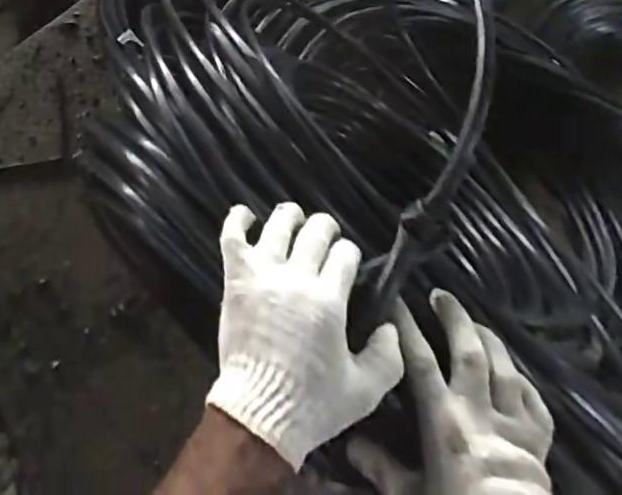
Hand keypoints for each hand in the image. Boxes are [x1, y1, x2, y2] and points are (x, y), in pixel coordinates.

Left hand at [205, 204, 404, 470]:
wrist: (261, 408)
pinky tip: (246, 214)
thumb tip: (389, 326)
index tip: (348, 257)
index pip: (344, 256)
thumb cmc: (314, 402)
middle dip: (325, 227)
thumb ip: (387, 356)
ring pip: (276, 227)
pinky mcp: (236, 277)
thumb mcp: (365, 389)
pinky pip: (232, 236)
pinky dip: (237, 219)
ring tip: (294, 215)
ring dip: (288, 216)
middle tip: (327, 231)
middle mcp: (295, 278)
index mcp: (328, 301)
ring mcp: (261, 274)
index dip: (349, 252)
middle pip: (313, 234)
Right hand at [347, 290, 552, 494]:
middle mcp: (477, 412)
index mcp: (443, 418)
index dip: (406, 325)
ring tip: (476, 321)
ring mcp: (512, 425)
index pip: (420, 359)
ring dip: (490, 341)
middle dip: (455, 320)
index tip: (394, 299)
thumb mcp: (409, 492)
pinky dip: (525, 384)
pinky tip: (515, 372)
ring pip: (505, 371)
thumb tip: (348, 443)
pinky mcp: (539, 443)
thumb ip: (380, 465)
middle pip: (470, 353)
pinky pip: (535, 404)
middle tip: (441, 295)